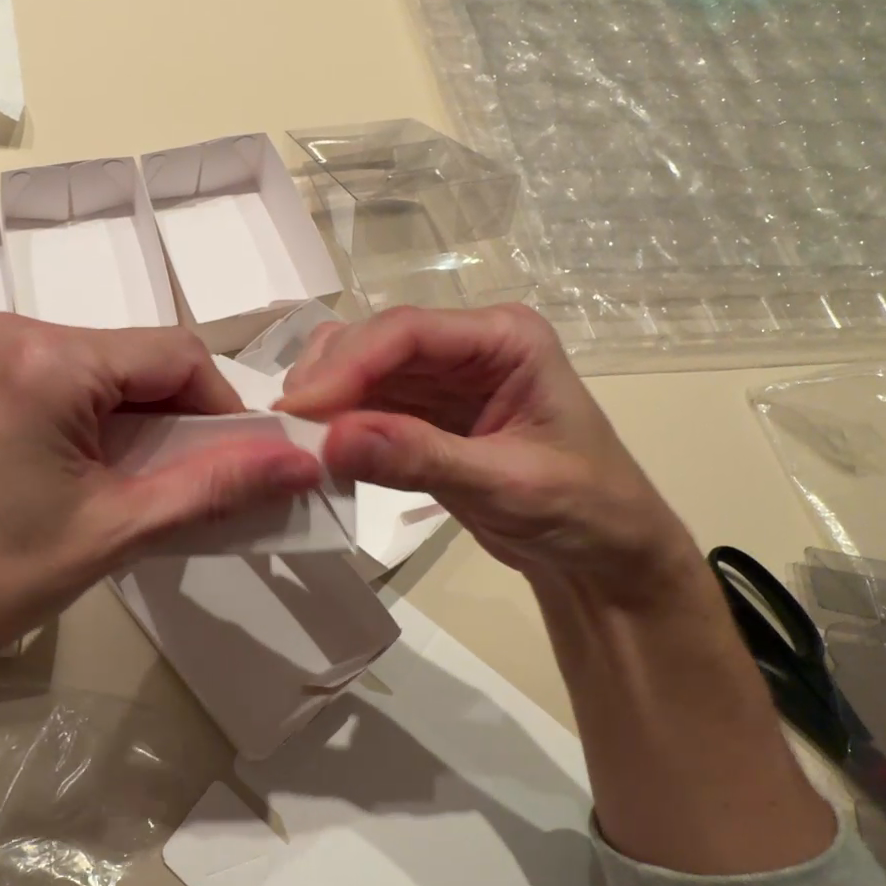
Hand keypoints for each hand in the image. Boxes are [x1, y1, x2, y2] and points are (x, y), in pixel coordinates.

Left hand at [0, 314, 322, 775]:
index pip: (175, 353)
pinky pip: (69, 381)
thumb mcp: (116, 529)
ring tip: (148, 489)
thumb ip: (214, 486)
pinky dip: (103, 421)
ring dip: (143, 423)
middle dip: (180, 418)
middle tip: (195, 486)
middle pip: (139, 358)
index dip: (224, 406)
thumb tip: (302, 463)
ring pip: (107, 370)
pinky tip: (103, 474)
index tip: (244, 466)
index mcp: (46, 356)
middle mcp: (16, 331)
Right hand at [276, 305, 700, 602]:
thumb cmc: (582, 510)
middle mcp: (464, 345)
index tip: (299, 410)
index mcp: (503, 338)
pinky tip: (316, 447)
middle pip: (372, 341)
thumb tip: (331, 442)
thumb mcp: (506, 485)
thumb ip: (421, 459)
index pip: (407, 331)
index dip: (347, 365)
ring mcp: (438, 376)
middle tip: (285, 430)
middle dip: (326, 379)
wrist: (600, 554)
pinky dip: (333, 422)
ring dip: (322, 399)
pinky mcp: (417, 410)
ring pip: (356, 367)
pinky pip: (359, 402)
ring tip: (295, 440)